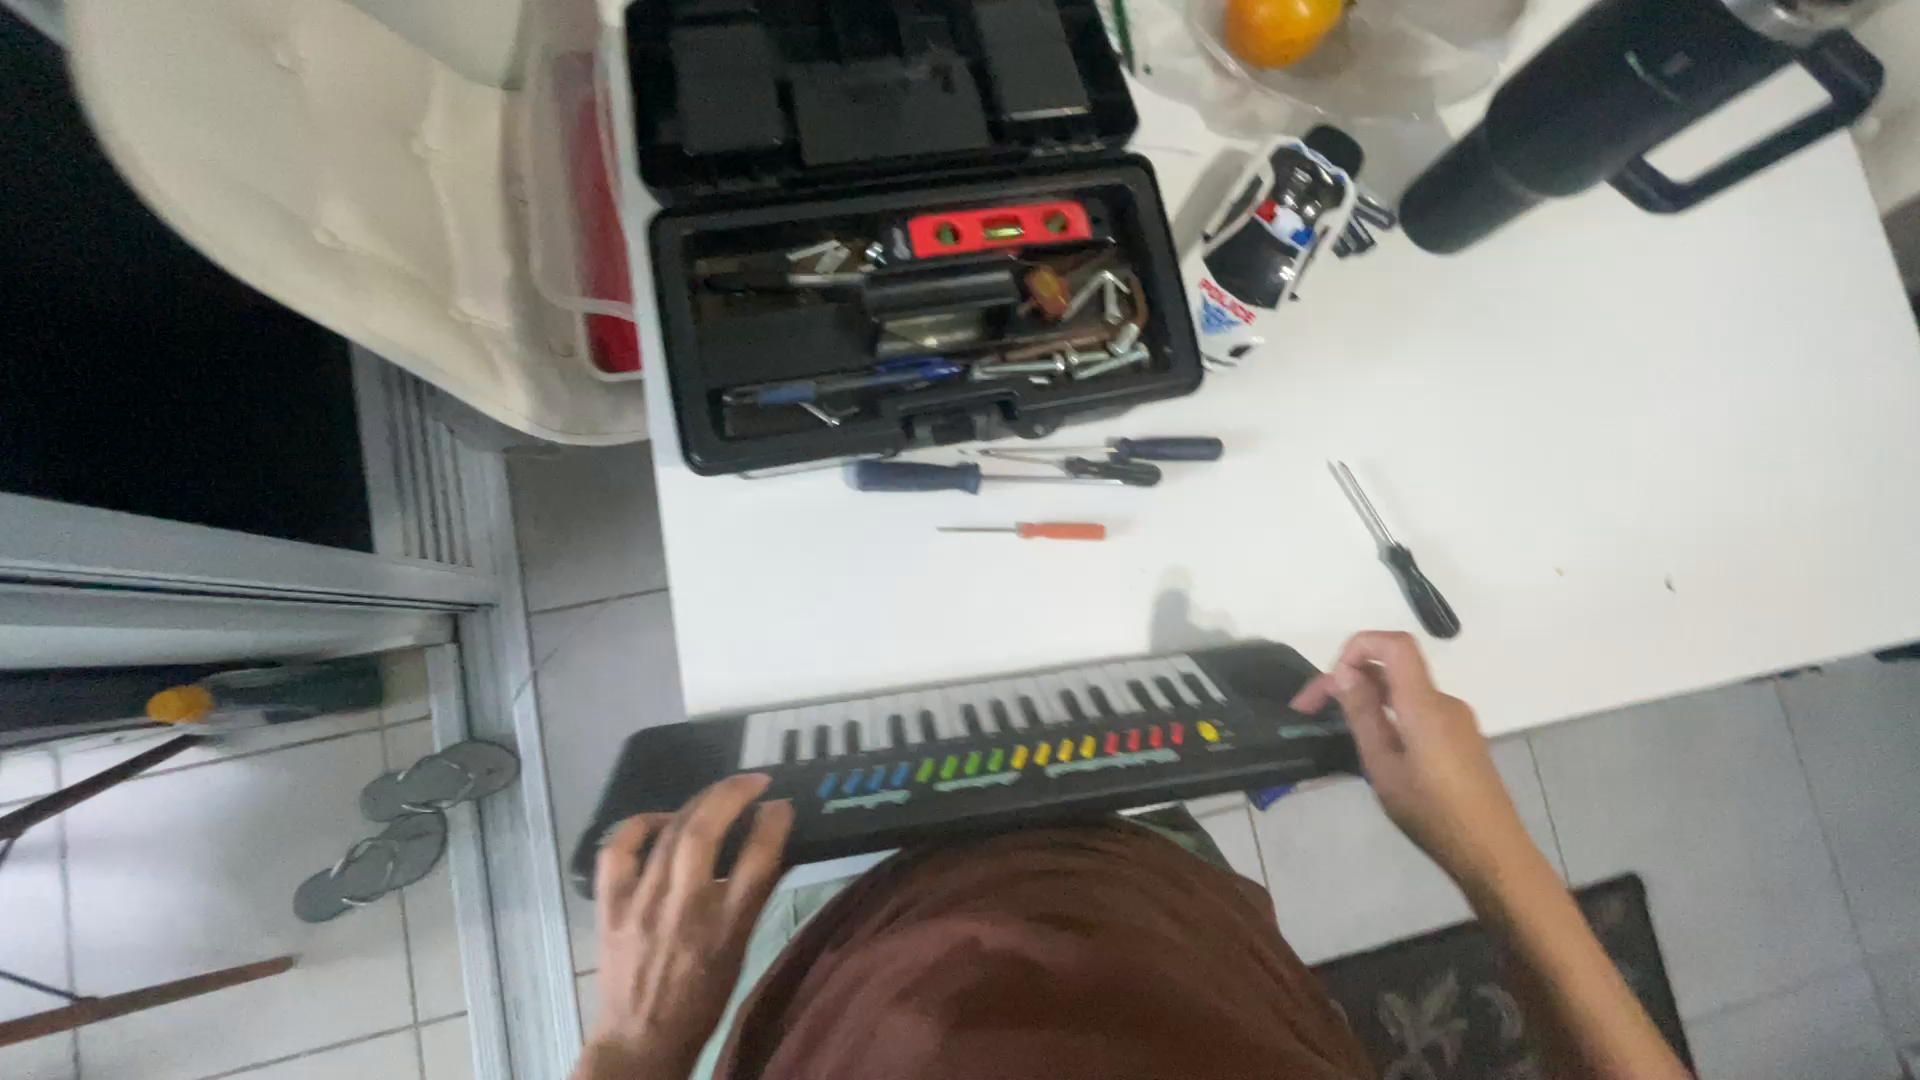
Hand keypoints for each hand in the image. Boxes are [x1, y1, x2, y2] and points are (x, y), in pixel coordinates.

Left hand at [585, 774, 792, 1077]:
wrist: (639, 1043)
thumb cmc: (702, 997)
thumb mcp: (741, 949)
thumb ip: (754, 895)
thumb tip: (772, 842)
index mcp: (725, 928)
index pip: (756, 861)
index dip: (773, 823)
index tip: (781, 804)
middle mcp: (683, 911)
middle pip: (704, 833)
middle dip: (732, 793)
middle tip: (754, 781)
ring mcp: (642, 907)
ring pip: (669, 833)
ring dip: (699, 801)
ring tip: (719, 793)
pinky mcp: (611, 909)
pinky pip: (619, 851)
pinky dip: (639, 824)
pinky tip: (660, 820)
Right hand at [1290, 631, 1538, 889]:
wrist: (1493, 855)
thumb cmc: (1432, 812)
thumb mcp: (1383, 765)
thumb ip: (1363, 714)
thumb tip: (1344, 673)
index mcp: (1424, 704)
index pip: (1393, 644)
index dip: (1357, 647)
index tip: (1331, 681)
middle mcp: (1443, 702)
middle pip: (1391, 667)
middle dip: (1348, 679)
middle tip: (1310, 710)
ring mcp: (1455, 720)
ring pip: (1402, 692)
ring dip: (1366, 700)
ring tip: (1340, 734)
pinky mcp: (1460, 739)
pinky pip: (1416, 710)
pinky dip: (1387, 715)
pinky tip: (1375, 749)